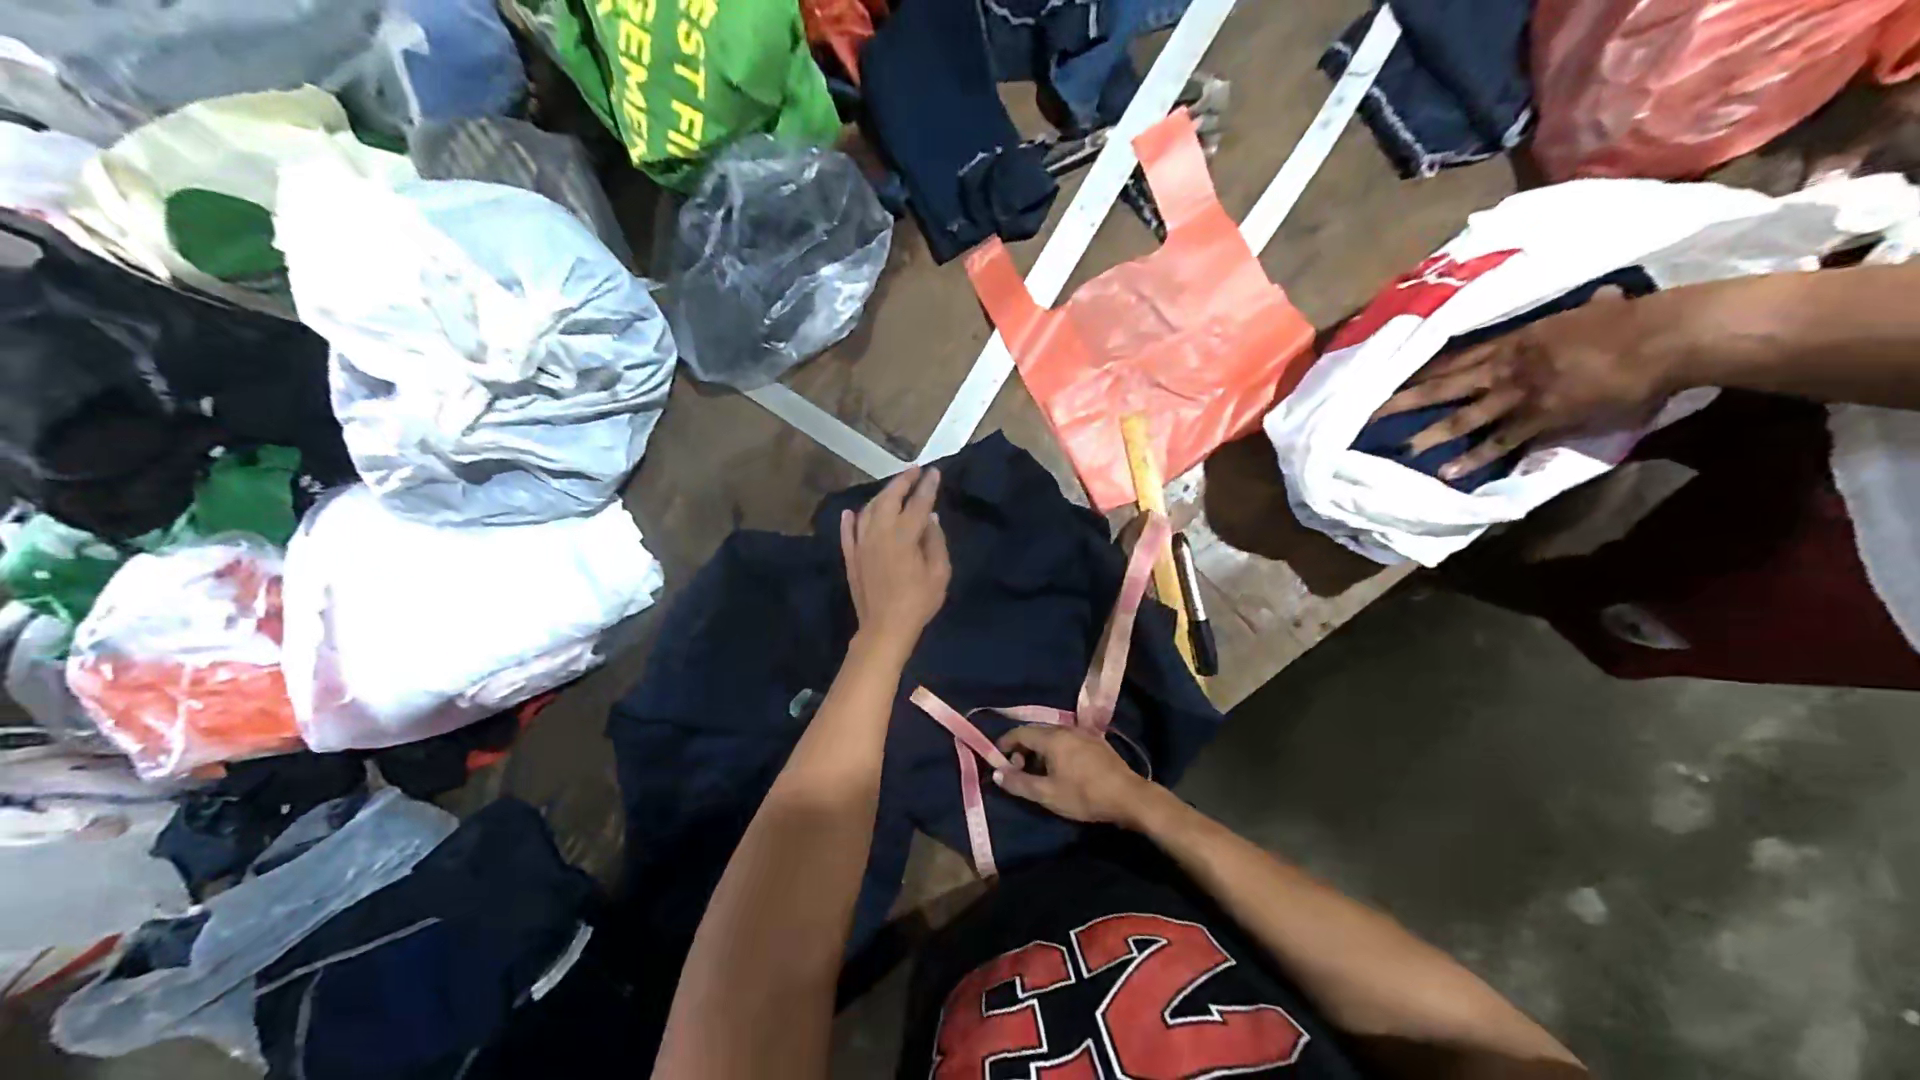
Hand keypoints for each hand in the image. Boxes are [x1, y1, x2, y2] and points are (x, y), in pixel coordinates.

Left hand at [841, 466, 950, 647]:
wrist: (884, 628)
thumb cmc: (918, 602)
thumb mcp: (939, 572)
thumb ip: (935, 541)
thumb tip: (930, 517)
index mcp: (904, 534)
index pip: (918, 502)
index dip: (927, 485)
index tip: (934, 472)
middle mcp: (879, 532)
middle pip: (889, 498)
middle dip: (902, 482)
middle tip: (914, 471)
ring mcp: (861, 544)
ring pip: (868, 510)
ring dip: (880, 496)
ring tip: (892, 489)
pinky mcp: (851, 557)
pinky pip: (848, 532)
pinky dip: (850, 519)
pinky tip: (851, 512)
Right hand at [991, 725, 1160, 827]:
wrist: (1128, 797)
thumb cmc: (1084, 795)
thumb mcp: (1047, 794)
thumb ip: (1019, 783)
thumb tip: (997, 773)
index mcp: (1052, 738)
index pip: (1021, 733)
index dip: (1006, 743)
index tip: (998, 757)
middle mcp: (1066, 729)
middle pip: (1036, 732)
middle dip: (1022, 747)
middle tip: (1018, 769)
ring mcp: (1084, 733)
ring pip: (1053, 735)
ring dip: (1040, 749)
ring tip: (1038, 771)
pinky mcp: (1097, 742)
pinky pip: (1068, 739)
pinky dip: (1056, 749)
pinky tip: (1062, 767)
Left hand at [1369, 288, 1687, 480]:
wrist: (1663, 337)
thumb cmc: (1633, 319)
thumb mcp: (1593, 309)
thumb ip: (1580, 312)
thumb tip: (1602, 298)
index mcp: (1512, 340)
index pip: (1452, 358)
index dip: (1420, 372)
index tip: (1389, 382)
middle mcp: (1504, 367)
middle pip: (1442, 386)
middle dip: (1404, 401)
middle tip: (1370, 415)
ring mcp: (1519, 394)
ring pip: (1462, 418)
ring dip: (1431, 435)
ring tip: (1402, 448)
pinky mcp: (1541, 418)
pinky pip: (1499, 443)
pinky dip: (1474, 460)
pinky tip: (1449, 474)